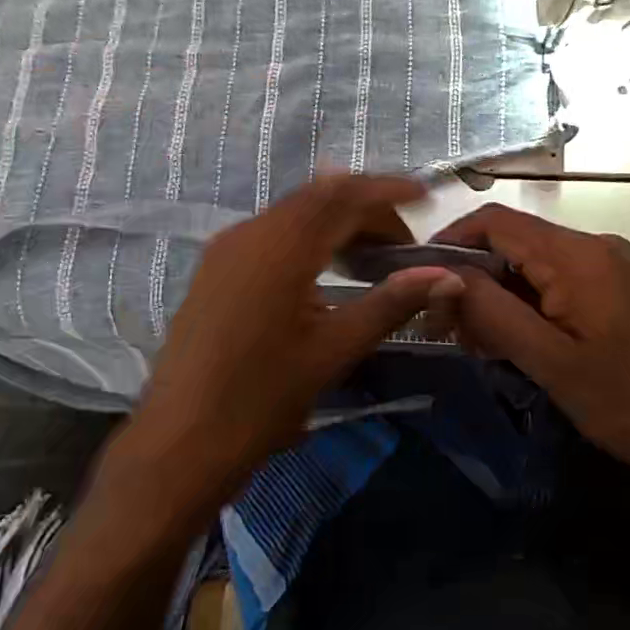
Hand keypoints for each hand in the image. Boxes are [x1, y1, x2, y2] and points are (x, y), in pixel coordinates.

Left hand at [122, 175, 465, 503]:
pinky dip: (304, 235)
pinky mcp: (214, 265)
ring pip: (292, 212)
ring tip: (368, 254)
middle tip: (400, 241)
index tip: (424, 196)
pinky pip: (270, 231)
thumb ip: (391, 304)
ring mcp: (226, 246)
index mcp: (283, 245)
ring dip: (333, 221)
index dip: (387, 191)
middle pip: (317, 197)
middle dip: (364, 208)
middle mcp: (251, 231)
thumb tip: (448, 277)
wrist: (181, 439)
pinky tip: (321, 267)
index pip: (344, 195)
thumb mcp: (334, 350)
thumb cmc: (262, 399)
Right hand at [433, 203, 629, 470]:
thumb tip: (443, 274)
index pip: (495, 221)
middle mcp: (595, 246)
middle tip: (451, 329)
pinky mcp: (622, 288)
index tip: (421, 279)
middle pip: (513, 242)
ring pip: (533, 263)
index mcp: (578, 256)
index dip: (451, 240)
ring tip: (483, 343)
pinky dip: (529, 303)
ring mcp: (613, 266)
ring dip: (500, 295)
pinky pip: (559, 280)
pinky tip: (521, 341)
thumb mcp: (552, 363)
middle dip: (474, 278)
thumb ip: (493, 312)